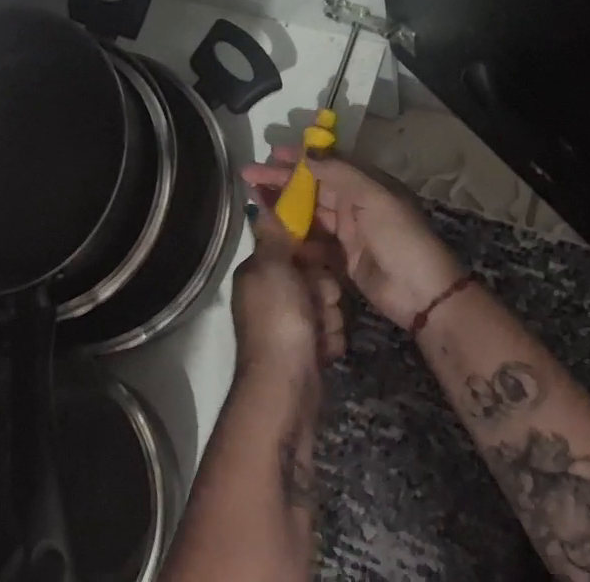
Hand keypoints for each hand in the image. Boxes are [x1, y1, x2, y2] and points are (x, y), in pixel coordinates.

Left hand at [231, 214, 346, 385]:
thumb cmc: (277, 320)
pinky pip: (330, 331)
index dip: (311, 254)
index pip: (294, 247)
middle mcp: (271, 294)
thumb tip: (259, 205)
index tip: (319, 261)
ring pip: (328, 304)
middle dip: (324, 290)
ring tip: (318, 332)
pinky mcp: (306, 347)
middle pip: (316, 276)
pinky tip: (322, 349)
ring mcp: (289, 322)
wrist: (285, 385)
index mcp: (258, 272)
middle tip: (316, 303)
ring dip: (329, 317)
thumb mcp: (271, 269)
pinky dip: (330, 340)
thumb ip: (272, 238)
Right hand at [243, 149, 464, 330]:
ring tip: (251, 196)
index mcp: (368, 184)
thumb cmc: (401, 239)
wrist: (421, 294)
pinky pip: (309, 235)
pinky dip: (289, 229)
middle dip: (280, 178)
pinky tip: (268, 225)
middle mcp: (355, 203)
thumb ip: (340, 173)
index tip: (270, 153)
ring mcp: (346, 230)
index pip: (328, 163)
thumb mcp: (374, 198)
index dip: (298, 157)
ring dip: (281, 202)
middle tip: (249, 175)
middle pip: (312, 185)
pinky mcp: (338, 255)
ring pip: (307, 209)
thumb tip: (307, 151)